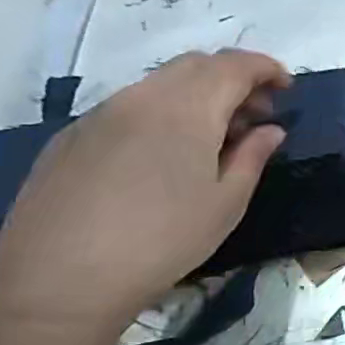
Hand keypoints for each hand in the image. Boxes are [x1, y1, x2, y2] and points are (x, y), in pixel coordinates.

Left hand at [0, 50, 290, 344]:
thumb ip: (252, 156)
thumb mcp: (227, 203)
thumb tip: (270, 129)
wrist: (57, 279)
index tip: (286, 87)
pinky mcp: (72, 136)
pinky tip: (164, 155)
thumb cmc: (162, 241)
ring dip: (197, 95)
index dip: (265, 68)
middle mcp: (142, 97)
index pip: (234, 65)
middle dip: (233, 78)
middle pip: (196, 65)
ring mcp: (101, 114)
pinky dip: (162, 112)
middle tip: (255, 114)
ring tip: (214, 137)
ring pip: (160, 83)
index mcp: (187, 109)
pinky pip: (130, 106)